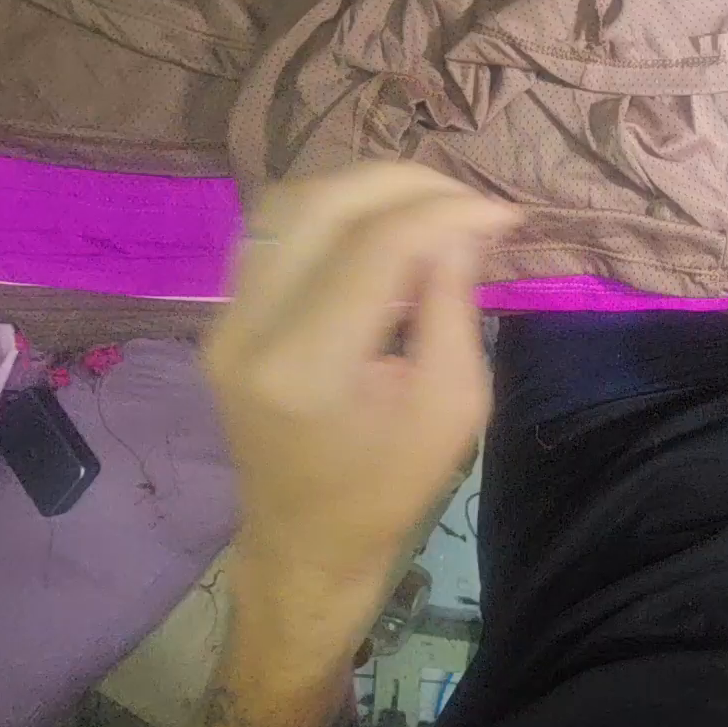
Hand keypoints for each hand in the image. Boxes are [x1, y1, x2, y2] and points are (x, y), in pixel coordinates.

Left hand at [204, 164, 519, 641]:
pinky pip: (274, 231)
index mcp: (311, 365)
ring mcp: (224, 320)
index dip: (447, 212)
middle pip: (323, 204)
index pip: (378, 245)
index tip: (504, 213)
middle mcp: (249, 328)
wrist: (307, 543)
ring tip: (429, 203)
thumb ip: (454, 305)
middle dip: (407, 183)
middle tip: (468, 198)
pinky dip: (333, 210)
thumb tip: (463, 226)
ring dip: (366, 188)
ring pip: (289, 203)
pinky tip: (380, 225)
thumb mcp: (454, 405)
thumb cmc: (392, 489)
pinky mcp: (224, 317)